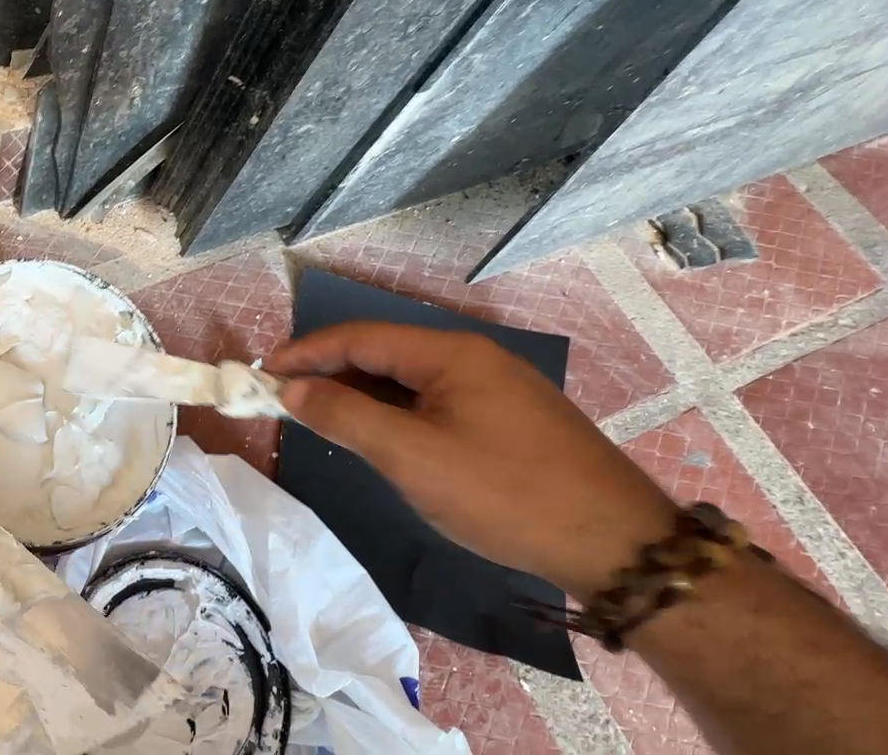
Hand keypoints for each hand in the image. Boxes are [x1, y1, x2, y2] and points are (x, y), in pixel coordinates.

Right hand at [265, 321, 677, 597]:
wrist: (623, 549)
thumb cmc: (505, 493)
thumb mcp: (411, 456)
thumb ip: (344, 416)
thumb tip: (291, 389)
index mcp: (450, 354)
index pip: (358, 338)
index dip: (305, 352)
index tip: (264, 373)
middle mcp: (474, 358)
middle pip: (383, 353)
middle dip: (330, 373)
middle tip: (288, 400)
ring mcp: (498, 388)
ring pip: (409, 379)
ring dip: (362, 394)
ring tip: (326, 419)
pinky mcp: (512, 419)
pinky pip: (435, 401)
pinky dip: (396, 412)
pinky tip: (386, 438)